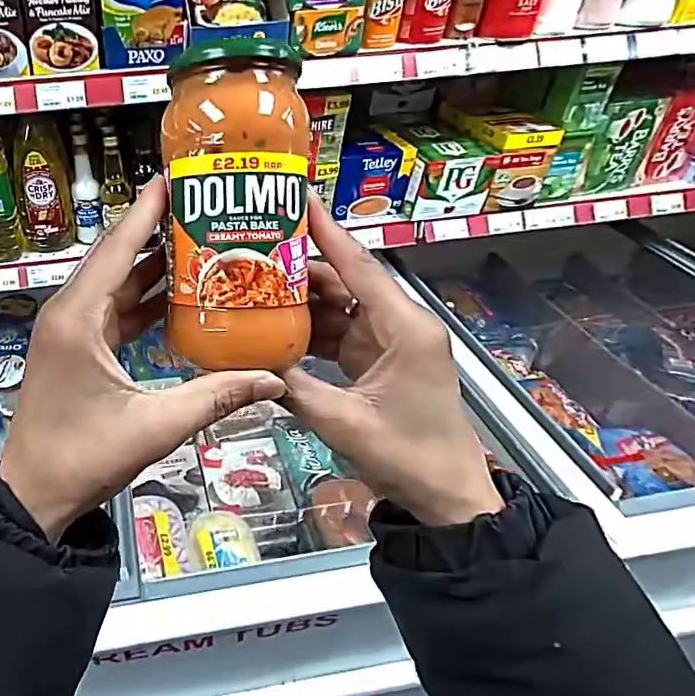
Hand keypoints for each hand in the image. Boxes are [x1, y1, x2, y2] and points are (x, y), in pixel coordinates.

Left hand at [0, 179, 286, 539]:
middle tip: (200, 211)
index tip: (171, 179)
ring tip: (199, 246)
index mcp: (78, 317)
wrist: (33, 494)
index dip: (144, 211)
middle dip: (155, 233)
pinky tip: (179, 297)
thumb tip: (274, 377)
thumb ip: (216, 396)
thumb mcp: (155, 425)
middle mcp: (69, 313)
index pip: (116, 248)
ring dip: (152, 268)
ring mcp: (70, 330)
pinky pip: (113, 311)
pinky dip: (143, 301)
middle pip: (115, 259)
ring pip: (115, 285)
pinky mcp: (76, 348)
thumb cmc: (83, 455)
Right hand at [278, 194, 504, 526]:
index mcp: (404, 328)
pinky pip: (338, 332)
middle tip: (253, 253)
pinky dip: (309, 330)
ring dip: (300, 301)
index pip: (359, 267)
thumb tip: (245, 364)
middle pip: (344, 283)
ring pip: (338, 307)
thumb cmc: (410, 457)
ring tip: (254, 287)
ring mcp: (388, 342)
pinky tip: (274, 327)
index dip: (328, 232)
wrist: (448, 497)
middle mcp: (398, 324)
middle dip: (300, 269)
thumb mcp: (345, 423)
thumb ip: (294, 390)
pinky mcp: (377, 359)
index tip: (300, 198)